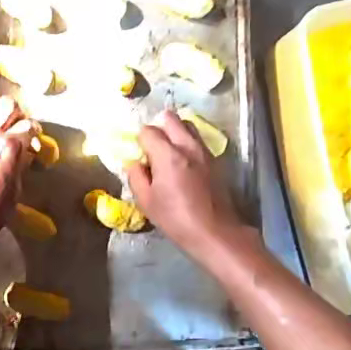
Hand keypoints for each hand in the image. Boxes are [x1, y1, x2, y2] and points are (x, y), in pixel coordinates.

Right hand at [125, 110, 253, 264]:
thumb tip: (134, 163)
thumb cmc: (176, 219)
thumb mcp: (146, 202)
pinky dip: (186, 143)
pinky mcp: (215, 159)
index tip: (138, 155)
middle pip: (170, 118)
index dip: (139, 140)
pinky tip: (182, 164)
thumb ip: (136, 177)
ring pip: (186, 125)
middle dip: (157, 127)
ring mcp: (204, 151)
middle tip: (151, 148)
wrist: (215, 231)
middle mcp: (187, 146)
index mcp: (168, 155)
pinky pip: (197, 140)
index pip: (148, 131)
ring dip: (174, 132)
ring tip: (167, 153)